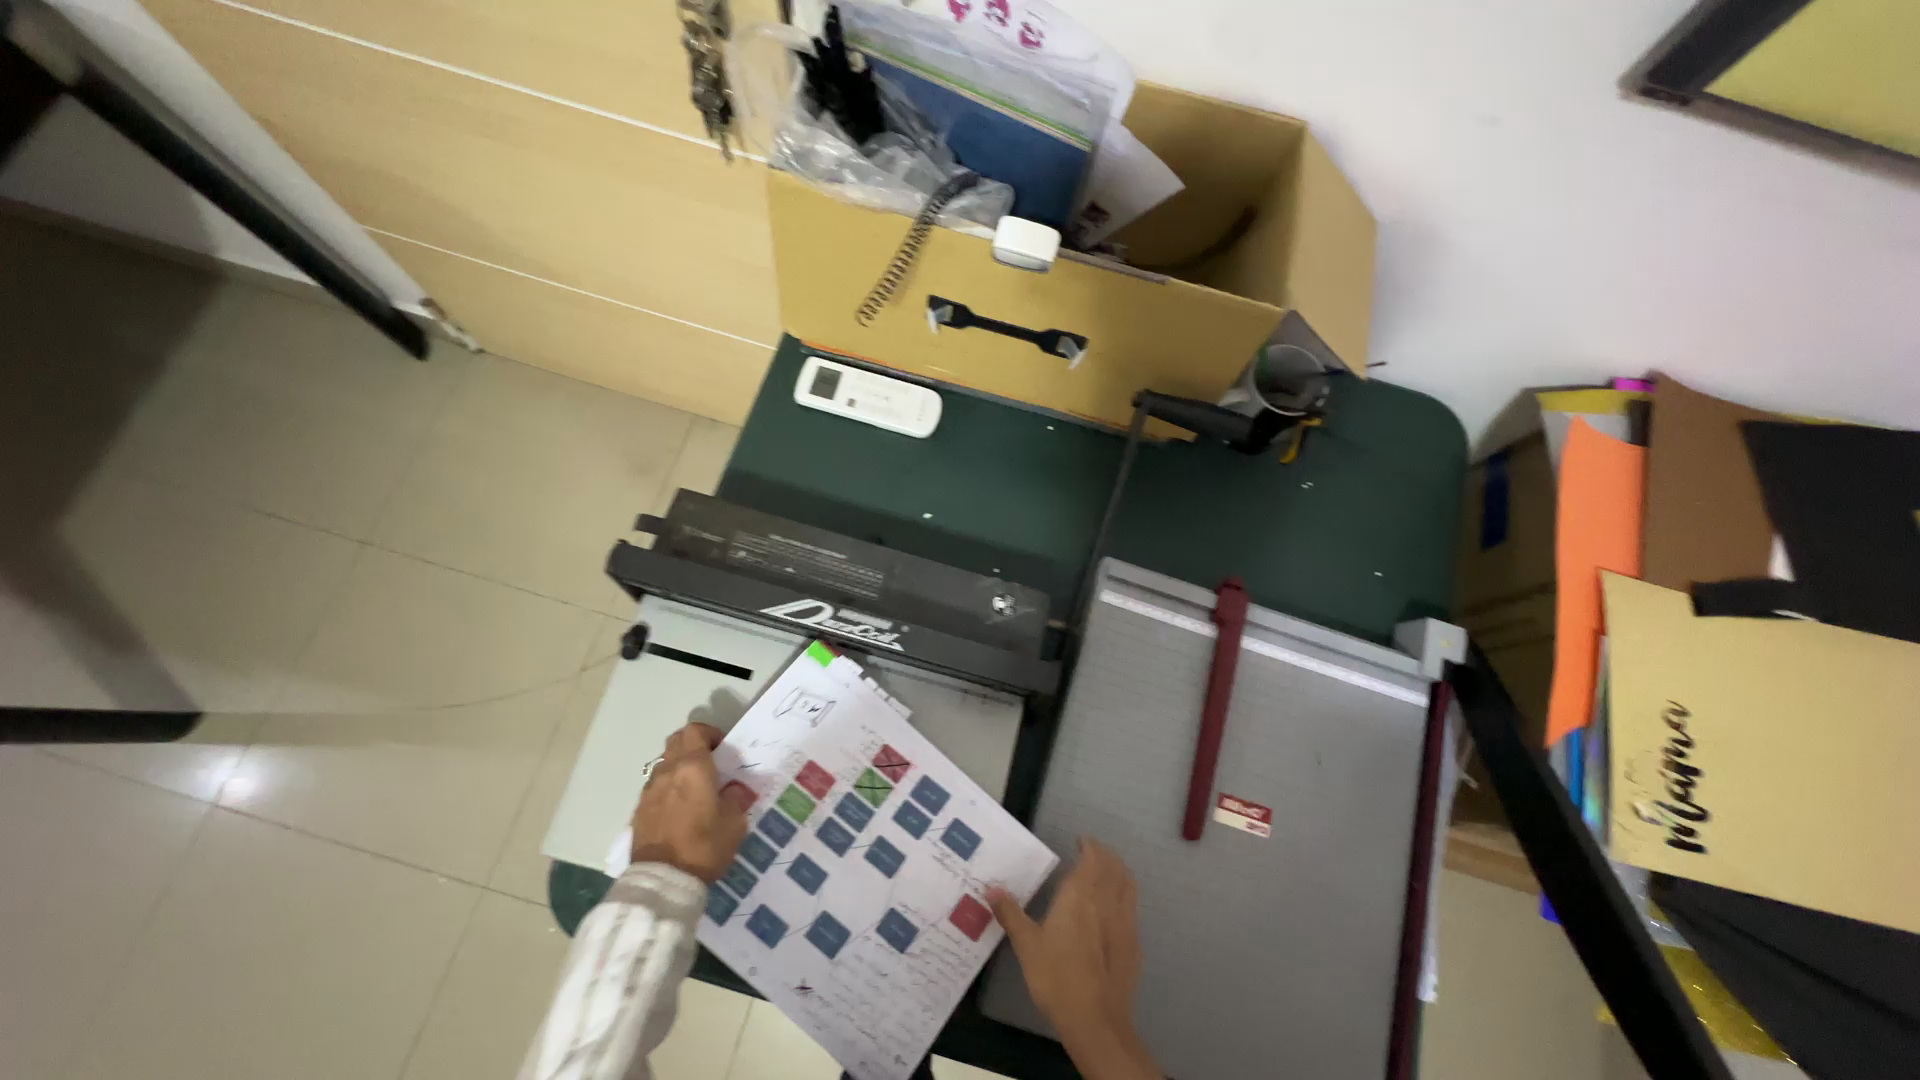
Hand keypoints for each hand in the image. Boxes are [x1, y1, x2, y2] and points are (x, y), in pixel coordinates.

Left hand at [629, 723, 750, 883]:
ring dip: (679, 767)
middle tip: (710, 763)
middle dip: (694, 745)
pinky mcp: (640, 810)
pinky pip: (656, 787)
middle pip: (676, 742)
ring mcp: (650, 791)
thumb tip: (734, 789)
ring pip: (664, 764)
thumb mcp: (734, 823)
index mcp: (693, 768)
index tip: (723, 748)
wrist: (662, 880)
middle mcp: (668, 772)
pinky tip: (679, 809)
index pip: (695, 731)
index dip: (710, 733)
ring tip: (695, 789)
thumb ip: (735, 799)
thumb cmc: (704, 846)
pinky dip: (668, 788)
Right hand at [988, 840, 1158, 1079]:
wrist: (1095, 1018)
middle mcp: (1106, 901)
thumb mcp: (1026, 944)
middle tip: (1091, 852)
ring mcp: (1124, 922)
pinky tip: (1114, 908)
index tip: (1080, 842)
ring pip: (1128, 884)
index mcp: (1080, 895)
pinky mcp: (1134, 944)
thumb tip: (992, 889)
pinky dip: (1126, 895)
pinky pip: (1133, 907)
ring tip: (1107, 871)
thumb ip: (1011, 913)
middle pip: (1114, 866)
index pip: (1092, 858)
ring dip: (1119, 871)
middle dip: (1105, 854)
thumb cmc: (1056, 976)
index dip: (1089, 846)